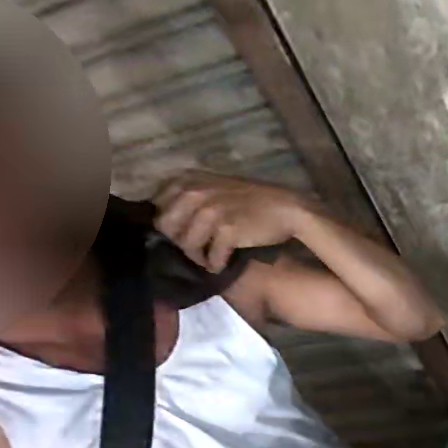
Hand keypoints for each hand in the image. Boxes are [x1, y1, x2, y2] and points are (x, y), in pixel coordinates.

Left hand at [154, 171, 317, 271]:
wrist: (289, 210)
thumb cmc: (256, 200)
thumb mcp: (218, 187)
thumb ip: (194, 194)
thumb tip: (172, 214)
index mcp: (188, 181)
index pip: (158, 206)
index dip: (169, 223)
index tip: (182, 233)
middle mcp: (194, 194)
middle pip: (167, 226)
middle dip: (178, 241)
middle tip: (193, 249)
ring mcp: (210, 212)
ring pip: (188, 243)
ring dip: (197, 257)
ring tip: (207, 262)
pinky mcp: (228, 232)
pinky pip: (212, 255)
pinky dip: (215, 264)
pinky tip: (220, 267)